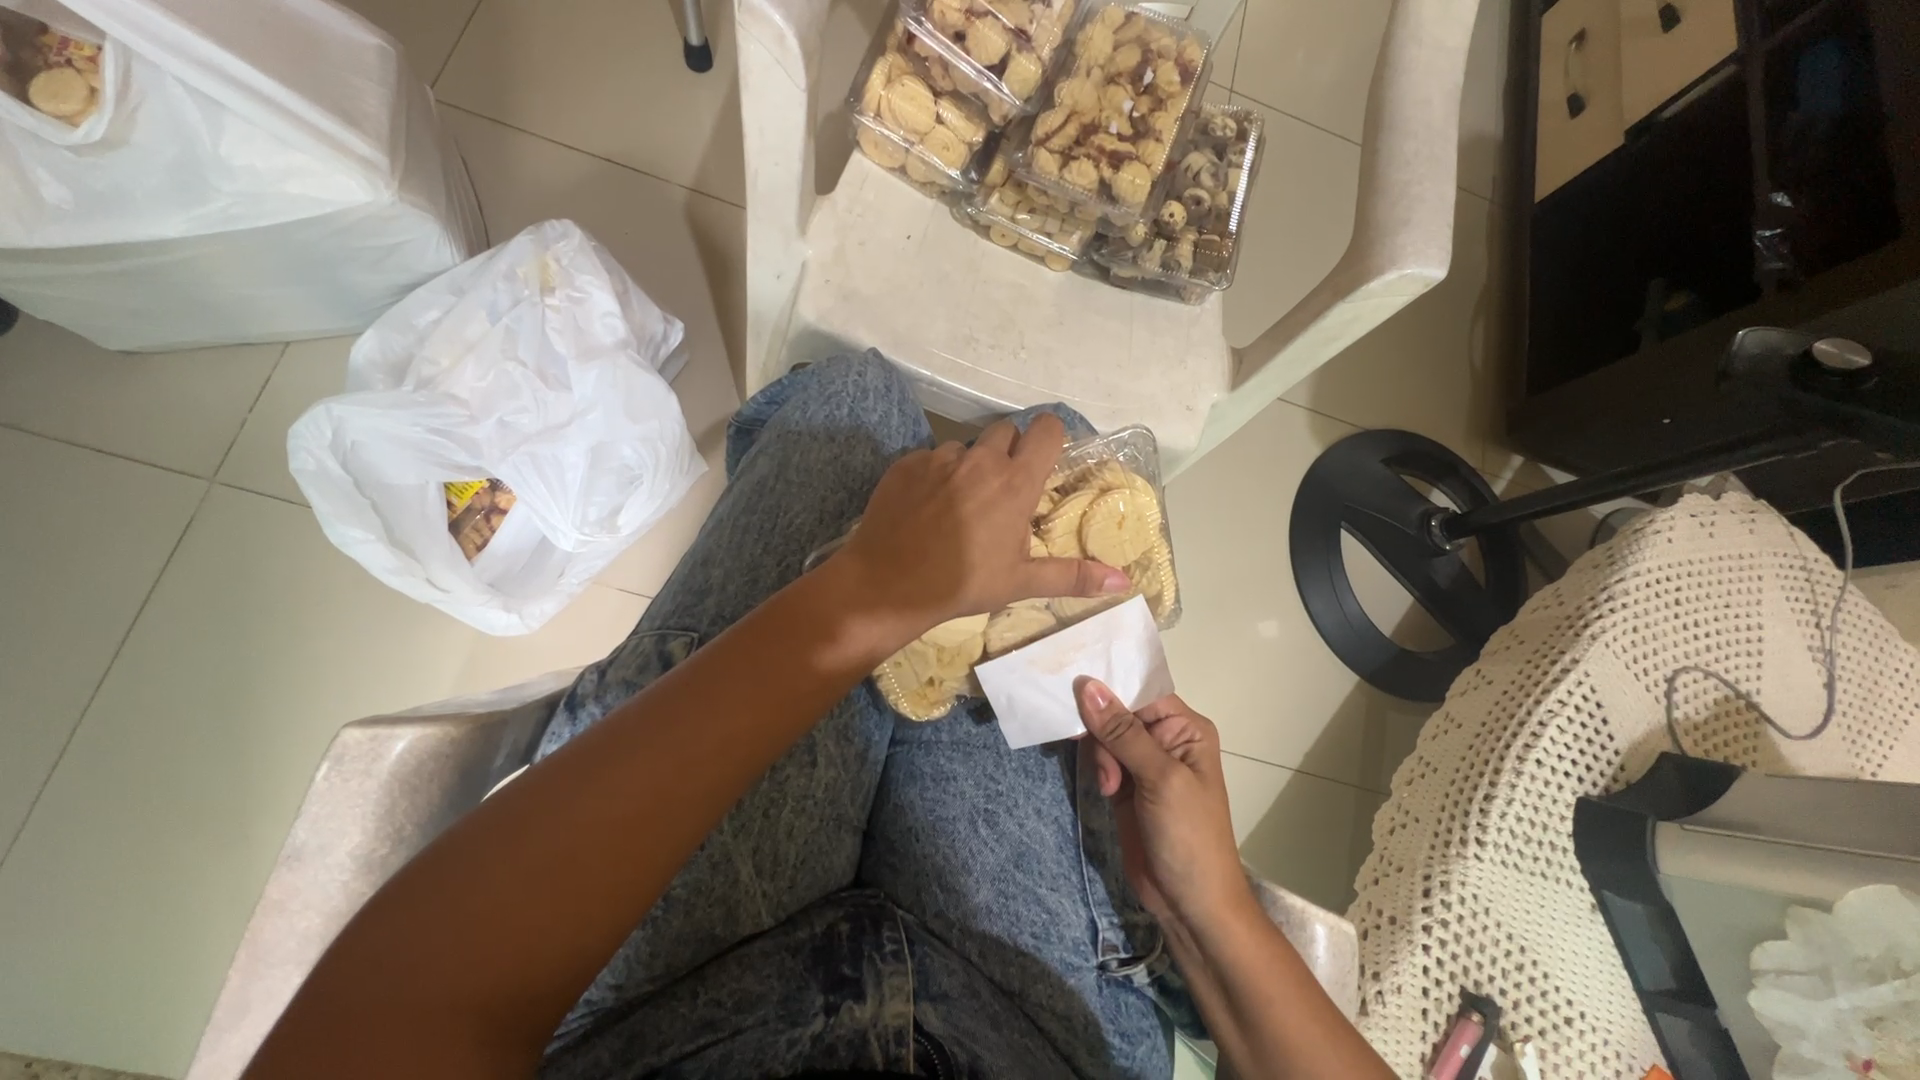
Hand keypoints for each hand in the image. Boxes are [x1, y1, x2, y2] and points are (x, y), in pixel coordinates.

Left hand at [833, 413, 1130, 634]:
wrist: (886, 584)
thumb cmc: (961, 584)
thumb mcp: (1020, 582)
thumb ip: (1073, 576)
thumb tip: (1124, 582)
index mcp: (1015, 483)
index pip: (1046, 430)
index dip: (1050, 438)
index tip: (1045, 460)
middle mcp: (979, 461)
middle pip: (1005, 431)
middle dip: (1009, 451)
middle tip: (1002, 490)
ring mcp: (939, 459)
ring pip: (965, 447)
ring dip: (969, 466)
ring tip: (958, 506)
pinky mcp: (906, 464)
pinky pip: (929, 458)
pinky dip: (934, 476)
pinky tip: (925, 509)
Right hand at [1076, 679, 1249, 926]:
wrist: (1190, 902)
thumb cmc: (1188, 836)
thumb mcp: (1159, 778)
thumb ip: (1121, 731)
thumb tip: (1087, 685)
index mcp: (1186, 728)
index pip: (1142, 690)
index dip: (1110, 689)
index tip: (1075, 689)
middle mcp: (1165, 738)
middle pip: (1117, 711)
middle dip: (1102, 732)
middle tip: (1107, 767)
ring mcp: (1143, 763)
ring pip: (1104, 736)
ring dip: (1099, 757)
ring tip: (1109, 787)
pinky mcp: (1125, 785)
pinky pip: (1100, 759)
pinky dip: (1096, 769)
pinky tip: (1104, 790)